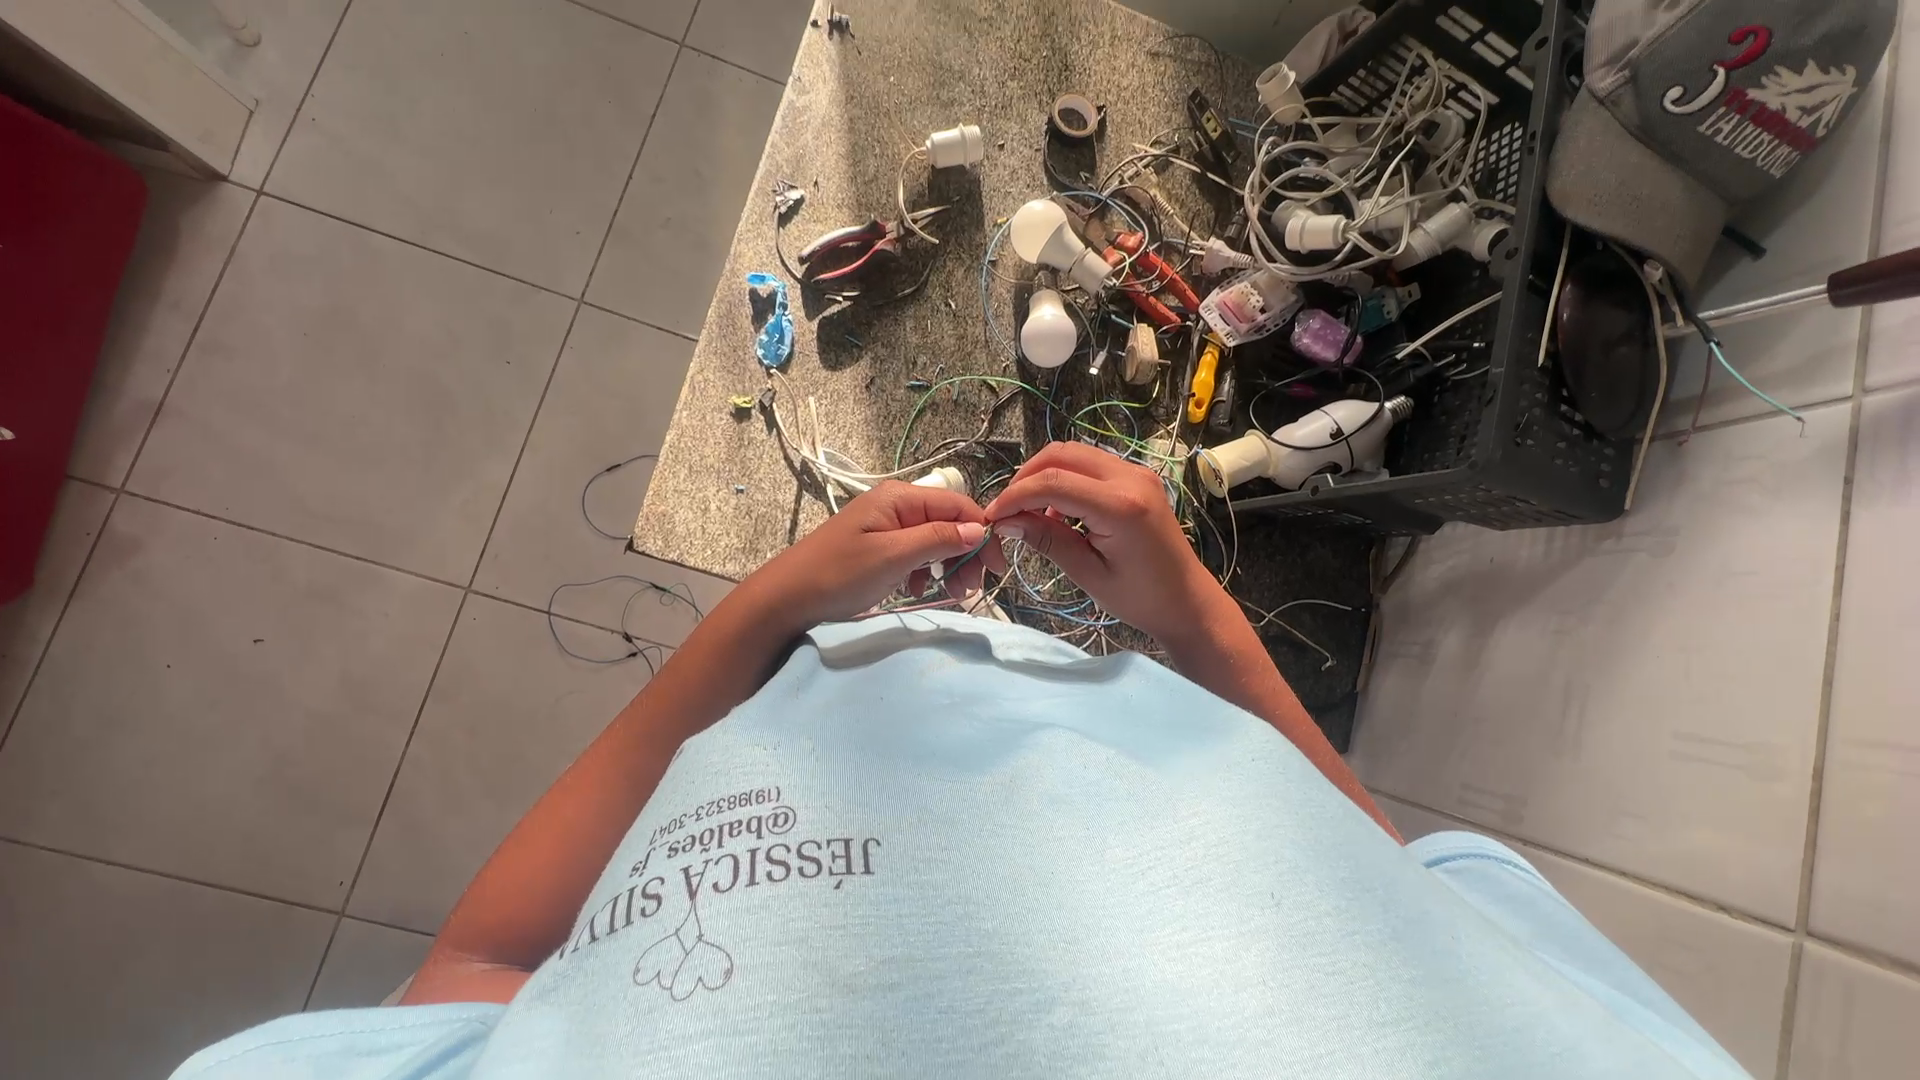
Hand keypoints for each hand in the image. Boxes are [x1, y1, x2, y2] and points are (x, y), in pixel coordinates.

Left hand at [742, 481, 1006, 628]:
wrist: (787, 599)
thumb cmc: (839, 575)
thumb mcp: (893, 557)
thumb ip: (937, 539)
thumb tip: (978, 529)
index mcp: (900, 498)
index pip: (959, 505)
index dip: (982, 534)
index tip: (997, 569)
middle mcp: (896, 505)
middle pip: (949, 522)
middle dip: (966, 554)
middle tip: (970, 589)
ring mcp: (886, 526)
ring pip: (934, 540)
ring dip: (948, 565)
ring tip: (951, 594)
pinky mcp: (878, 548)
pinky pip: (915, 553)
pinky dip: (925, 571)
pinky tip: (918, 589)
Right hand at [983, 442, 1226, 644]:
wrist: (1188, 602)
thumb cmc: (1141, 598)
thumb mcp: (1088, 574)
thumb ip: (1047, 540)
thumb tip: (1006, 522)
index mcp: (1119, 505)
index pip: (1052, 483)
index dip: (1015, 496)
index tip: (994, 517)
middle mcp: (1130, 477)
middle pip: (1061, 455)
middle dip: (1026, 477)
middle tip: (1008, 510)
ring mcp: (1137, 473)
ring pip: (1075, 454)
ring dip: (1045, 475)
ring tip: (1028, 511)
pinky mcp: (1138, 478)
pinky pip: (1091, 464)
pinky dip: (1066, 478)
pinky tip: (1058, 511)